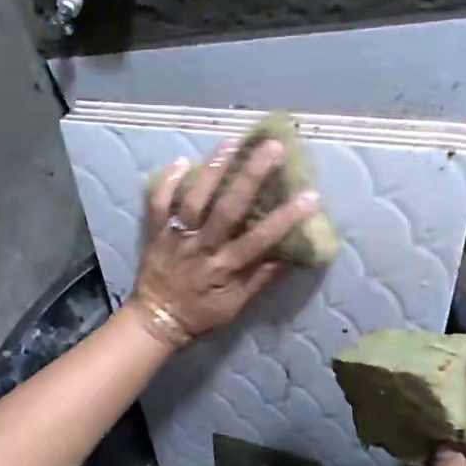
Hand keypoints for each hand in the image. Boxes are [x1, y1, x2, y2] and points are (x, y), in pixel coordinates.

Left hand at [129, 138, 321, 344]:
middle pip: (227, 208)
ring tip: (232, 143)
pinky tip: (181, 161)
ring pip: (193, 198)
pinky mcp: (156, 232)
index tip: (310, 196)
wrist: (155, 321)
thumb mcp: (236, 305)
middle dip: (250, 176)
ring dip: (213, 169)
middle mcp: (201, 247)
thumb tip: (290, 254)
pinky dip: (167, 181)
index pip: (259, 240)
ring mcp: (176, 237)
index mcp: (224, 267)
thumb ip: (261, 278)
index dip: (285, 218)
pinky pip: (159, 202)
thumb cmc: (201, 314)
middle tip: (272, 148)